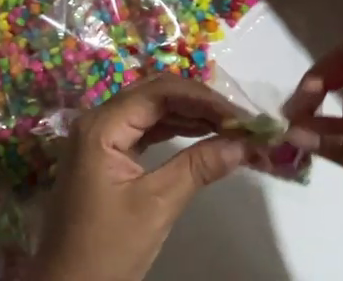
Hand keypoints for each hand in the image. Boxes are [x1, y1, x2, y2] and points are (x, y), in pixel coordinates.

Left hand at [31, 75, 251, 280]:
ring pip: (152, 111)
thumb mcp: (156, 206)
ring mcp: (100, 137)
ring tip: (229, 126)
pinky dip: (175, 130)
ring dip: (190, 115)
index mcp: (102, 125)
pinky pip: (145, 129)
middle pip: (156, 95)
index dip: (203, 98)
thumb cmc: (106, 250)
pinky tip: (202, 135)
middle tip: (239, 118)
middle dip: (199, 103)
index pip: (160, 93)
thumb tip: (244, 143)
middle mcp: (98, 120)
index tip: (240, 114)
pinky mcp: (106, 155)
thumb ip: (198, 167)